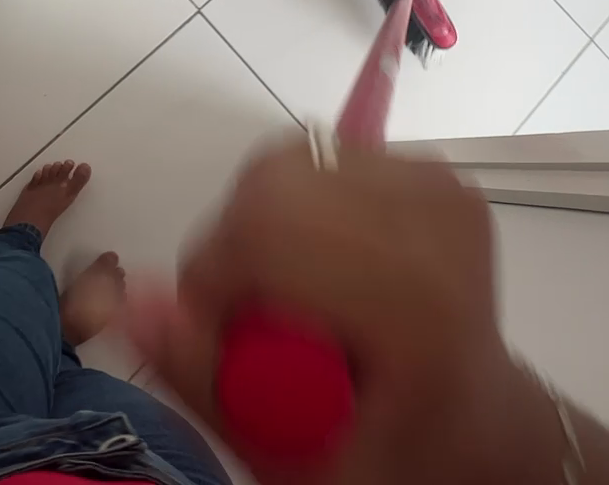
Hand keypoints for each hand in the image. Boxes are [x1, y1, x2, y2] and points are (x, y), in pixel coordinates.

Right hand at [126, 140, 545, 484]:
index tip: (216, 327)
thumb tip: (132, 300)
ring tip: (289, 283)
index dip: (215, 275)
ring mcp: (438, 185)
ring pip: (290, 160)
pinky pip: (323, 155)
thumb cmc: (392, 446)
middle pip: (274, 183)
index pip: (270, 228)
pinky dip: (298, 200)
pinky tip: (322, 253)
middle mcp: (436, 223)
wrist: (476, 412)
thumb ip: (206, 379)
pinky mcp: (434, 170)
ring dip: (263, 220)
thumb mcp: (292, 454)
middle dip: (233, 245)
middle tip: (248, 308)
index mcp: (416, 304)